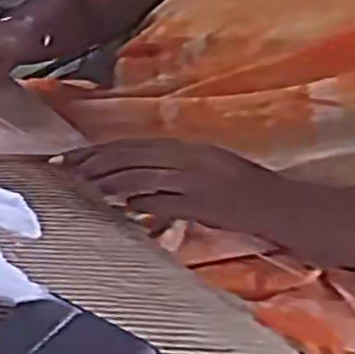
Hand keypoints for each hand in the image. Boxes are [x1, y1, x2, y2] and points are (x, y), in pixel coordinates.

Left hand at [60, 138, 284, 229]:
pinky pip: (159, 202)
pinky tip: (127, 207)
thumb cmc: (235, 186)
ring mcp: (197, 181)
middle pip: (125, 158)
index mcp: (185, 147)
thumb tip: (105, 165)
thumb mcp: (197, 164)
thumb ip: (157, 161)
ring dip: (108, 186)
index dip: (91, 152)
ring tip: (91, 192)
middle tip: (69, 176)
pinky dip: (138, 204)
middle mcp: (189, 159)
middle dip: (91, 166)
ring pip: (137, 179)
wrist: (289, 208)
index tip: (65, 160)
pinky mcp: (205, 204)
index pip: (126, 145)